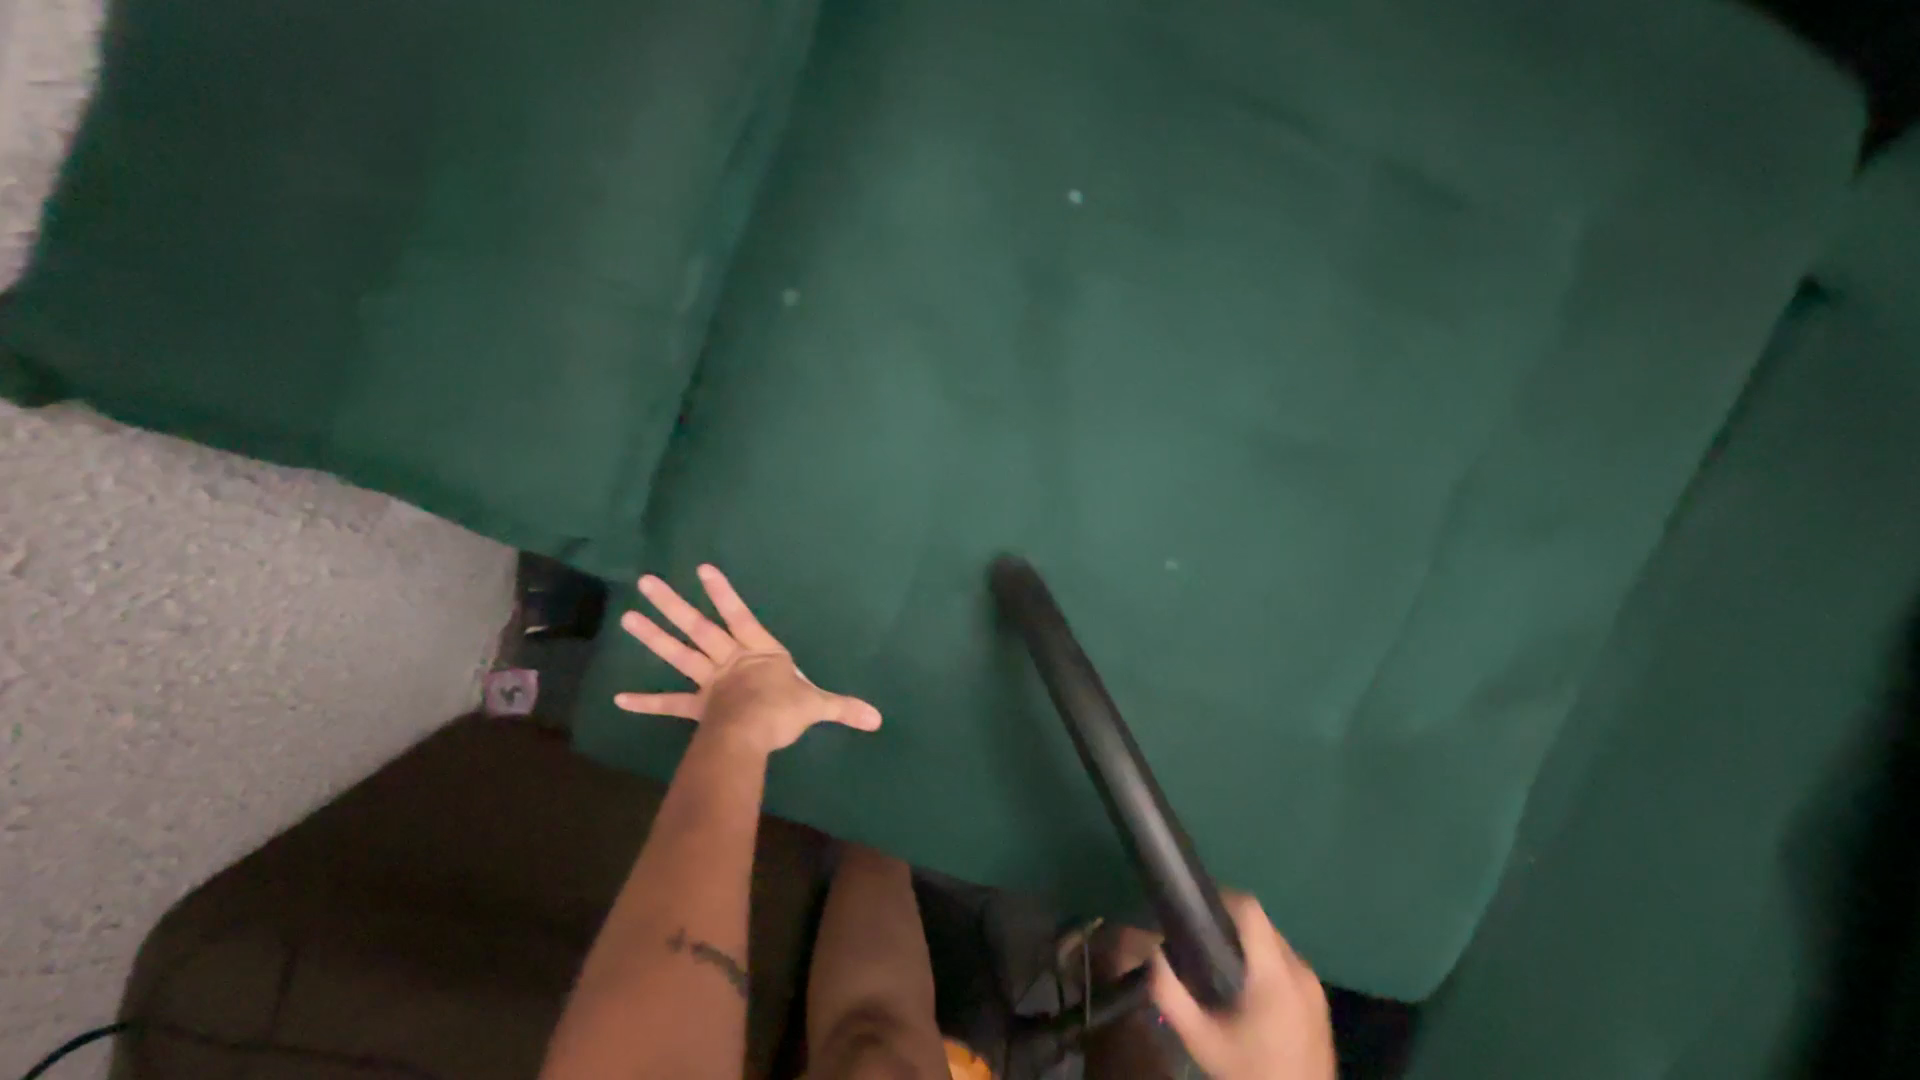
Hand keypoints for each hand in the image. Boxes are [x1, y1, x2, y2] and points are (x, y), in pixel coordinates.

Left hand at [614, 564, 881, 754]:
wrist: (752, 737)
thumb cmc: (783, 712)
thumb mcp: (817, 705)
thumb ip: (843, 707)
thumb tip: (878, 718)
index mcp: (759, 651)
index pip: (740, 615)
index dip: (723, 592)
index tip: (702, 569)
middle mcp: (729, 659)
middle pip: (698, 627)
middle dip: (672, 604)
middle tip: (645, 582)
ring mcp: (709, 681)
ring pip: (678, 654)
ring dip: (653, 636)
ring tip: (628, 618)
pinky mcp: (697, 707)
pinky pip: (668, 704)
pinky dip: (644, 702)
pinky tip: (618, 698)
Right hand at [1150, 894, 1334, 1079]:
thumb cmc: (1249, 1075)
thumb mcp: (1200, 1040)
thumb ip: (1170, 994)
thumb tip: (1154, 954)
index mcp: (1273, 974)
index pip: (1251, 910)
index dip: (1221, 898)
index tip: (1195, 908)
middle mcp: (1299, 970)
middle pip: (1262, 924)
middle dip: (1230, 925)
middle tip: (1198, 941)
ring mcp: (1315, 986)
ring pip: (1276, 943)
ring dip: (1248, 944)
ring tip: (1218, 967)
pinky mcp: (1320, 1000)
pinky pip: (1288, 964)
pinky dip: (1265, 964)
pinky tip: (1245, 992)